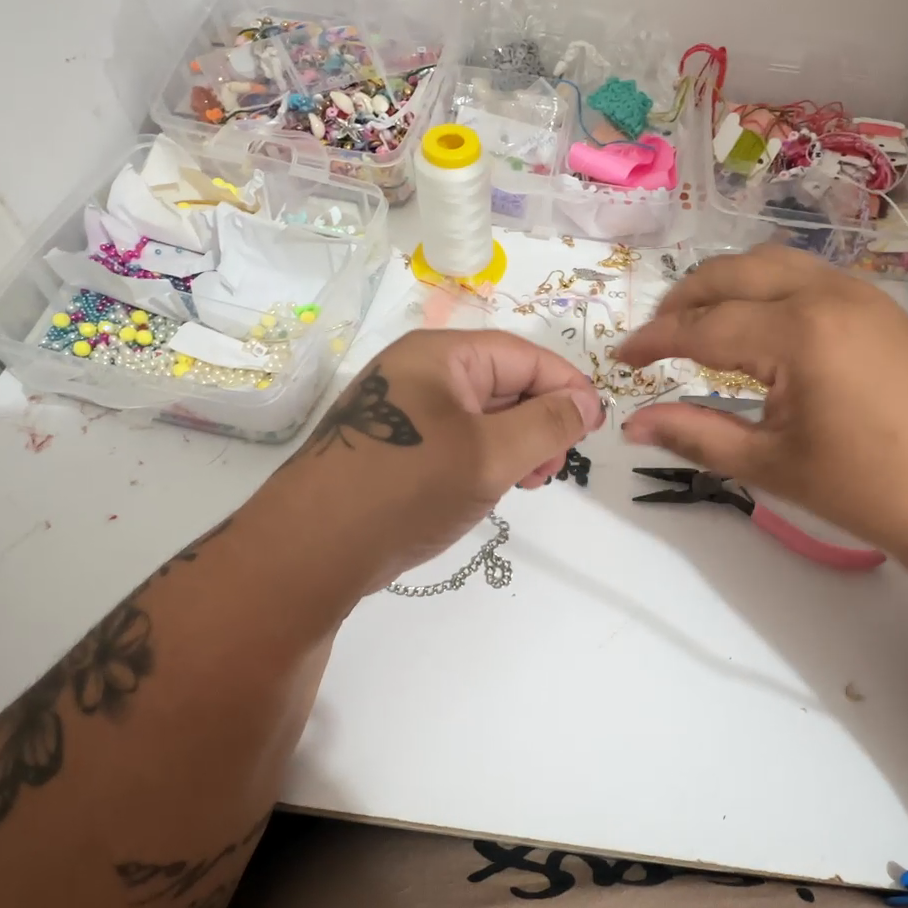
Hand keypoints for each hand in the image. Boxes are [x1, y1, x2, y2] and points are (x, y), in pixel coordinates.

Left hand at [256, 329, 604, 596]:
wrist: (313, 550)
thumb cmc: (407, 490)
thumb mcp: (490, 455)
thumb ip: (547, 424)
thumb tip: (587, 402)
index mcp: (439, 356)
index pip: (523, 356)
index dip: (566, 387)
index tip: (595, 428)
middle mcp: (419, 373)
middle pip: (502, 383)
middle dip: (541, 421)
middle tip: (553, 468)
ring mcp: (403, 412)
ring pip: (481, 416)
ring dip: (515, 445)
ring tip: (527, 483)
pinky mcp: (394, 449)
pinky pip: (456, 441)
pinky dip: (485, 460)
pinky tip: (491, 489)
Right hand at [615, 245, 907, 558]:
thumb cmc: (868, 489)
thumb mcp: (770, 465)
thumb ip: (695, 435)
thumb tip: (633, 425)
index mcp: (798, 333)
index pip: (703, 326)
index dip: (654, 341)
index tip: (620, 358)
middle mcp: (827, 294)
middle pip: (733, 273)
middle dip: (683, 300)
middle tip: (653, 340)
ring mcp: (860, 294)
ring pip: (772, 265)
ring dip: (725, 287)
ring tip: (697, 327)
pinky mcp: (880, 307)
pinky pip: (806, 278)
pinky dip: (765, 291)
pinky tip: (756, 329)